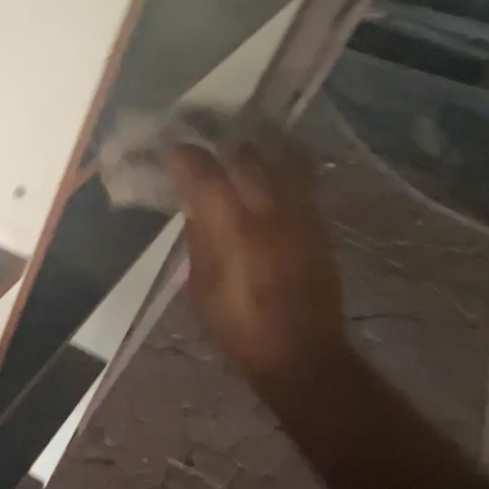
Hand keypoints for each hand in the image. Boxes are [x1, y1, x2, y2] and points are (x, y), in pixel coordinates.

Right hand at [164, 131, 349, 386]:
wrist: (299, 351)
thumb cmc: (236, 325)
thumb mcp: (201, 285)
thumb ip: (200, 239)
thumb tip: (195, 206)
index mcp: (233, 231)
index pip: (205, 176)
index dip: (185, 156)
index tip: (169, 146)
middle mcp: (270, 213)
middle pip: (246, 158)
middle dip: (220, 144)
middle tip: (200, 137)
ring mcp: (301, 215)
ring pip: (281, 160)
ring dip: (256, 146)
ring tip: (237, 140)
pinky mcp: (319, 224)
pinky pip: (302, 178)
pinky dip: (282, 163)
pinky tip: (269, 162)